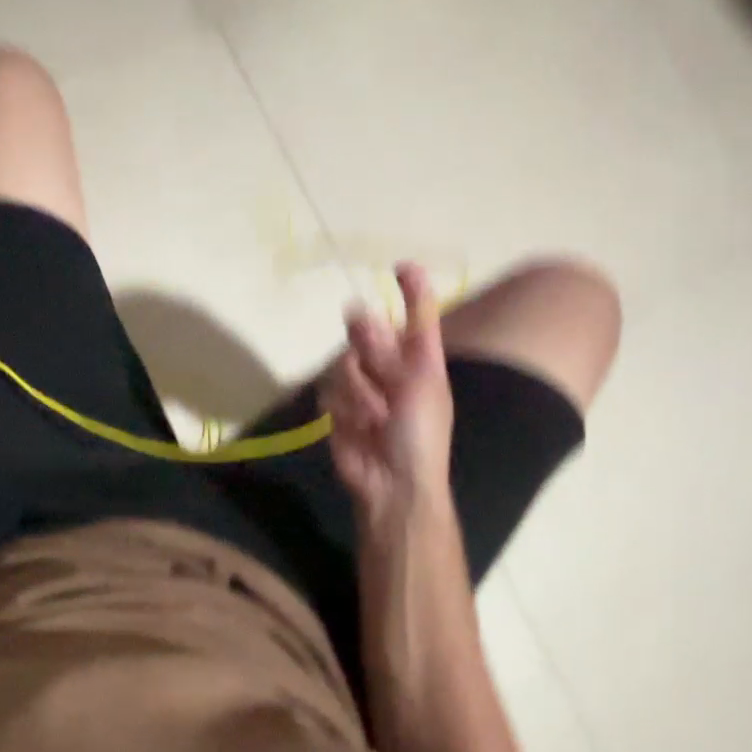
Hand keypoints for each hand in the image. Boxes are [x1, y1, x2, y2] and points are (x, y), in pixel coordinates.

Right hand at [320, 264, 453, 514]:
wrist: (392, 484)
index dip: (413, 291)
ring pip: (344, 363)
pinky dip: (340, 408)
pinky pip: (329, 391)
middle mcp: (392, 369)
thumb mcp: (419, 384)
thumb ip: (393, 346)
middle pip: (369, 333)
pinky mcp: (338, 409)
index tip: (399, 267)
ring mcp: (363, 389)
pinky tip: (354, 427)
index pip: (417, 316)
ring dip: (356, 390)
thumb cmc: (420, 435)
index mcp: (422, 361)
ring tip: (372, 417)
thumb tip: (359, 310)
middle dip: (367, 343)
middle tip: (375, 365)